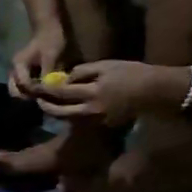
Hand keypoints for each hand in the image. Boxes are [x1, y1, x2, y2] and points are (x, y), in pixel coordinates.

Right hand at [9, 27, 67, 98]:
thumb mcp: (50, 56)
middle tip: (40, 98)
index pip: (22, 84)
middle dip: (26, 96)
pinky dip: (29, 89)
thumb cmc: (50, 40)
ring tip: (41, 94)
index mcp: (19, 65)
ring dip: (27, 94)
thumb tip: (48, 89)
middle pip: (14, 90)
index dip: (33, 91)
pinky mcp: (22, 70)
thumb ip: (47, 74)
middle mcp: (14, 69)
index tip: (45, 94)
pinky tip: (40, 88)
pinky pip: (22, 84)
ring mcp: (17, 70)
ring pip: (16, 88)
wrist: (48, 27)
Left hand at [35, 60, 189, 125]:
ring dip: (54, 112)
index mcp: (92, 93)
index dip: (44, 90)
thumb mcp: (106, 66)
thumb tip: (63, 79)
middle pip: (57, 111)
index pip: (59, 93)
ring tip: (48, 103)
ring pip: (66, 119)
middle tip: (38, 98)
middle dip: (44, 105)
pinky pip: (78, 121)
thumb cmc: (132, 73)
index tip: (35, 86)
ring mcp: (95, 120)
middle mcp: (90, 110)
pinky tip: (66, 108)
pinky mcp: (101, 125)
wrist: (156, 91)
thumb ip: (82, 72)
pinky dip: (69, 115)